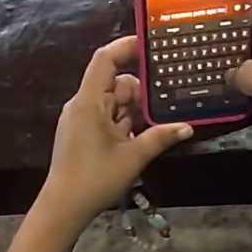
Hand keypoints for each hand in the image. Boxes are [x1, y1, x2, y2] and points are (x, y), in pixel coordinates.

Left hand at [35, 37, 193, 227]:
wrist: (63, 207)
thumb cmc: (95, 179)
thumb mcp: (133, 157)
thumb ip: (160, 137)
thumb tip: (187, 126)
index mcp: (89, 102)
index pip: (106, 59)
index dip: (127, 47)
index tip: (153, 45)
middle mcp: (82, 105)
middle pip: (116, 82)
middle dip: (141, 90)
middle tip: (171, 96)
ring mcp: (81, 119)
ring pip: (114, 102)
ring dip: (135, 110)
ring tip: (162, 119)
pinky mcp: (82, 133)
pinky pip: (108, 117)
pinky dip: (125, 122)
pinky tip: (143, 135)